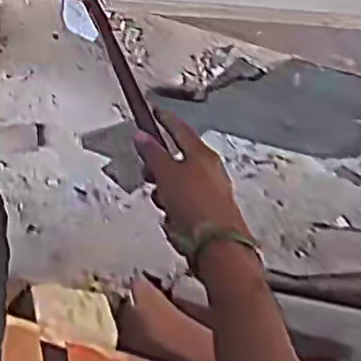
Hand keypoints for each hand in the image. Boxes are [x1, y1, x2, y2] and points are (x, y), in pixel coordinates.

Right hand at [135, 111, 251, 245]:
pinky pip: (185, 200)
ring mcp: (214, 192)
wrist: (218, 249)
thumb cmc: (194, 206)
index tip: (155, 111)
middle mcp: (212, 171)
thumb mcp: (164, 173)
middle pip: (179, 156)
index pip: (180, 128)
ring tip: (160, 198)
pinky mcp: (212, 213)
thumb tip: (142, 135)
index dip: (165, 119)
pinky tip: (171, 216)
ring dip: (165, 187)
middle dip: (159, 163)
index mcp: (203, 155)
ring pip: (180, 180)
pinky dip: (175, 204)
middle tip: (147, 168)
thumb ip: (151, 152)